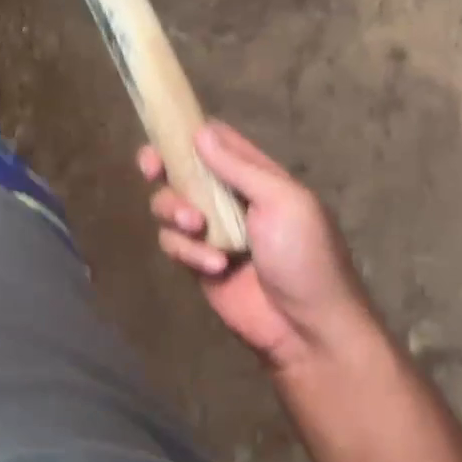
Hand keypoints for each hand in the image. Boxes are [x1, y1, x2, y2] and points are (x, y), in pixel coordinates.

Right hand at [137, 122, 379, 373]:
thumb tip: (200, 131)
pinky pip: (172, 242)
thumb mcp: (284, 202)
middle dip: (161, 168)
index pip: (215, 141)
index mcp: (256, 178)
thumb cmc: (307, 258)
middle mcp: (229, 199)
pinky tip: (214, 266)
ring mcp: (211, 230)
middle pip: (179, 169)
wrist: (309, 330)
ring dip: (174, 212)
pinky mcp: (196, 260)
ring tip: (196, 228)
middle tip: (152, 171)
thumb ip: (240, 167)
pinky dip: (187, 251)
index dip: (186, 134)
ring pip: (167, 205)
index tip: (162, 134)